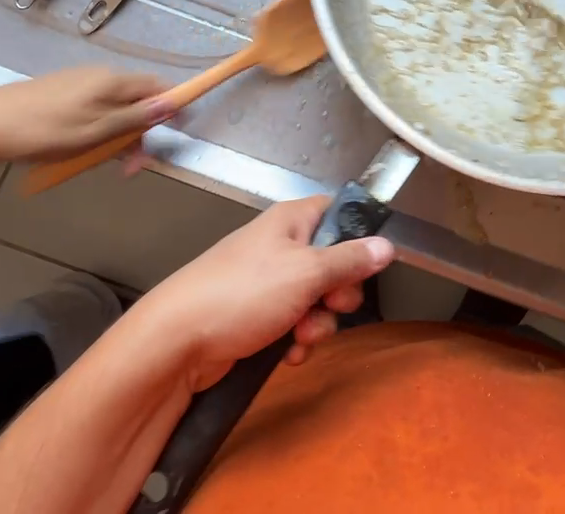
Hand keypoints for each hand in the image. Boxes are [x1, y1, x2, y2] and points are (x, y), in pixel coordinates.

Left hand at [0, 68, 175, 162]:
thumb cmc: (43, 131)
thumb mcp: (95, 132)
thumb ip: (135, 119)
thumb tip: (171, 105)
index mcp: (112, 82)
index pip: (158, 86)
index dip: (173, 105)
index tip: (182, 129)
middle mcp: (100, 77)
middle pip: (136, 101)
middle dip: (140, 132)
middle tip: (132, 167)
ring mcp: (78, 85)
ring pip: (113, 110)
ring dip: (117, 137)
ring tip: (101, 163)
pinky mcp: (59, 95)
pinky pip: (93, 113)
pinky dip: (97, 132)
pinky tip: (80, 152)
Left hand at [135, 196, 395, 390]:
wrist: (176, 342)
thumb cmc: (243, 294)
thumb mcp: (306, 272)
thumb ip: (351, 260)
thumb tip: (388, 245)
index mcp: (292, 220)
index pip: (338, 212)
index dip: (356, 236)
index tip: (364, 262)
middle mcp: (281, 245)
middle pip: (334, 263)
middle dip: (338, 293)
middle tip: (329, 304)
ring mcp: (269, 282)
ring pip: (317, 299)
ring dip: (318, 323)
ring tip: (300, 336)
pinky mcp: (258, 316)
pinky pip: (295, 323)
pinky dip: (297, 339)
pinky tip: (287, 353)